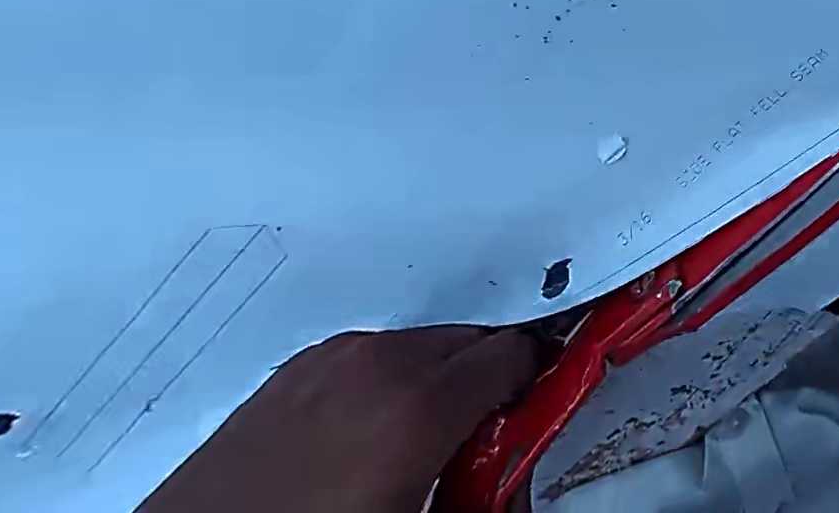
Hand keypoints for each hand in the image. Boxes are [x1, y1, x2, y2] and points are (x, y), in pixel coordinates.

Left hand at [137, 327, 536, 512]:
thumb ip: (486, 497)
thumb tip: (520, 482)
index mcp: (419, 408)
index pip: (514, 352)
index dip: (536, 372)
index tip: (539, 397)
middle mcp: (383, 362)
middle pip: (473, 341)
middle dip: (489, 378)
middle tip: (482, 432)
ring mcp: (336, 357)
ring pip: (424, 344)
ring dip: (440, 376)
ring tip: (417, 438)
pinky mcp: (298, 365)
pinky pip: (373, 353)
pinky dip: (390, 377)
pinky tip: (364, 432)